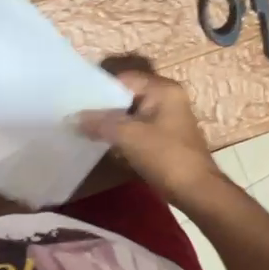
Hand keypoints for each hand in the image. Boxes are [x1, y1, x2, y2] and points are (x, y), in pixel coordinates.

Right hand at [73, 71, 228, 204]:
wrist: (196, 191)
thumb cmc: (165, 156)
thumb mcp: (128, 136)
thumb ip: (99, 123)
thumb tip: (72, 118)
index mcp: (163, 90)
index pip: (125, 79)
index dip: (100, 88)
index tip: (76, 99)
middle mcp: (168, 98)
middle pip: (127, 95)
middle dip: (103, 106)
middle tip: (76, 113)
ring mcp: (168, 118)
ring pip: (132, 113)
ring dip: (111, 121)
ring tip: (84, 127)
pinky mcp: (165, 137)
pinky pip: (138, 128)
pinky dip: (122, 134)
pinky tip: (103, 142)